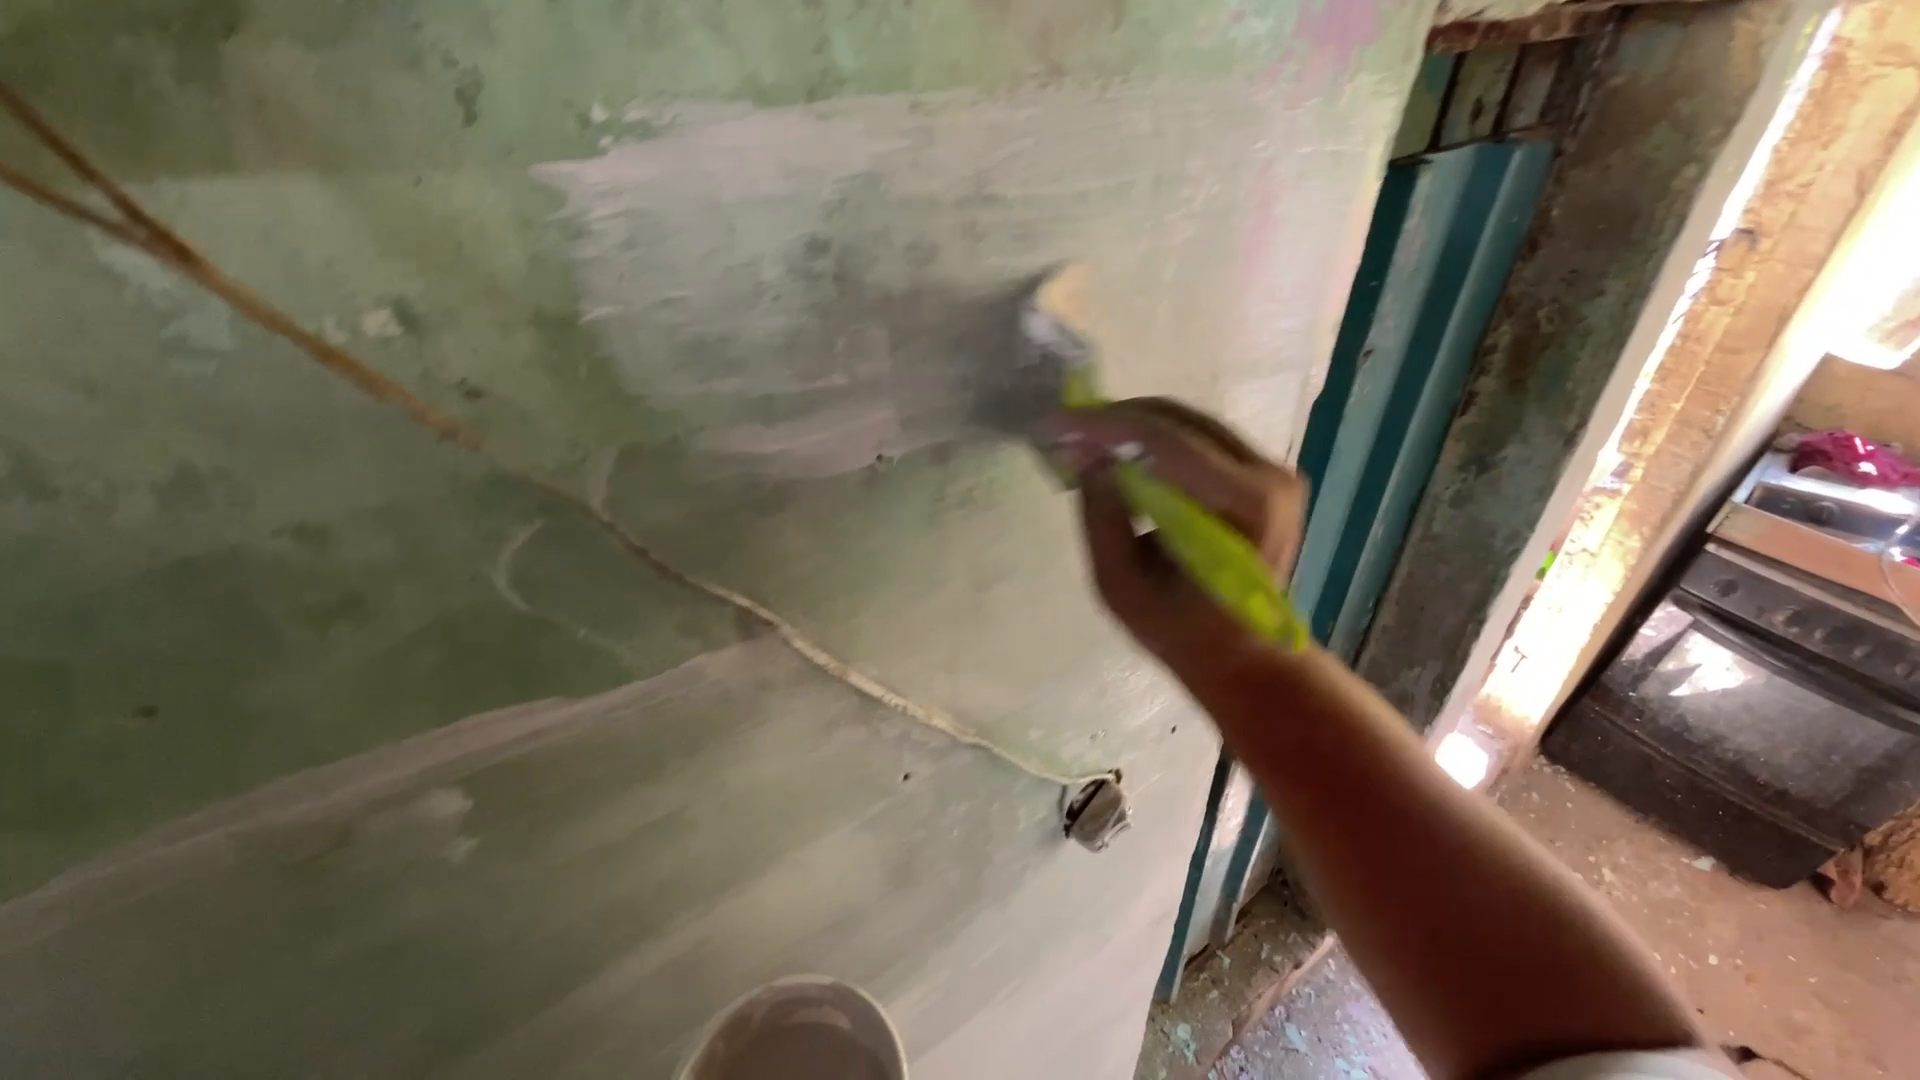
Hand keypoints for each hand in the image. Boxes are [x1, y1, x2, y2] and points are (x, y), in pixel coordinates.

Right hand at [1041, 398, 1307, 677]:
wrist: (1244, 655)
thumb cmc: (1181, 631)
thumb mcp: (1122, 585)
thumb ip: (1102, 517)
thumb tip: (1086, 455)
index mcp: (1246, 506)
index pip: (1168, 443)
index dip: (1106, 426)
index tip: (1055, 424)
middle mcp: (1269, 477)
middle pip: (1180, 422)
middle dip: (1116, 420)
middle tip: (1065, 430)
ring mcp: (1272, 472)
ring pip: (1190, 424)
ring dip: (1134, 428)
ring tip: (1086, 440)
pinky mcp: (1264, 475)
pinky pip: (1200, 441)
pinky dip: (1155, 442)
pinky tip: (1120, 454)